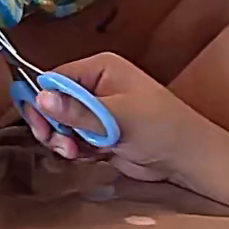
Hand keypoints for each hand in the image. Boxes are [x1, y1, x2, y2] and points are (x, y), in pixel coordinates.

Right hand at [17, 52, 217, 182]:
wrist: (187, 159)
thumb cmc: (161, 128)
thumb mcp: (117, 117)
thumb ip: (77, 111)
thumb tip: (41, 98)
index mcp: (100, 69)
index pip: (55, 79)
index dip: (43, 101)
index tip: (41, 124)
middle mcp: (95, 87)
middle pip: (53, 103)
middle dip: (53, 125)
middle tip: (59, 143)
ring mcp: (97, 112)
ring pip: (61, 125)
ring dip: (63, 141)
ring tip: (76, 152)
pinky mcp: (99, 134)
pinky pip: (73, 140)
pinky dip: (75, 150)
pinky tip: (89, 156)